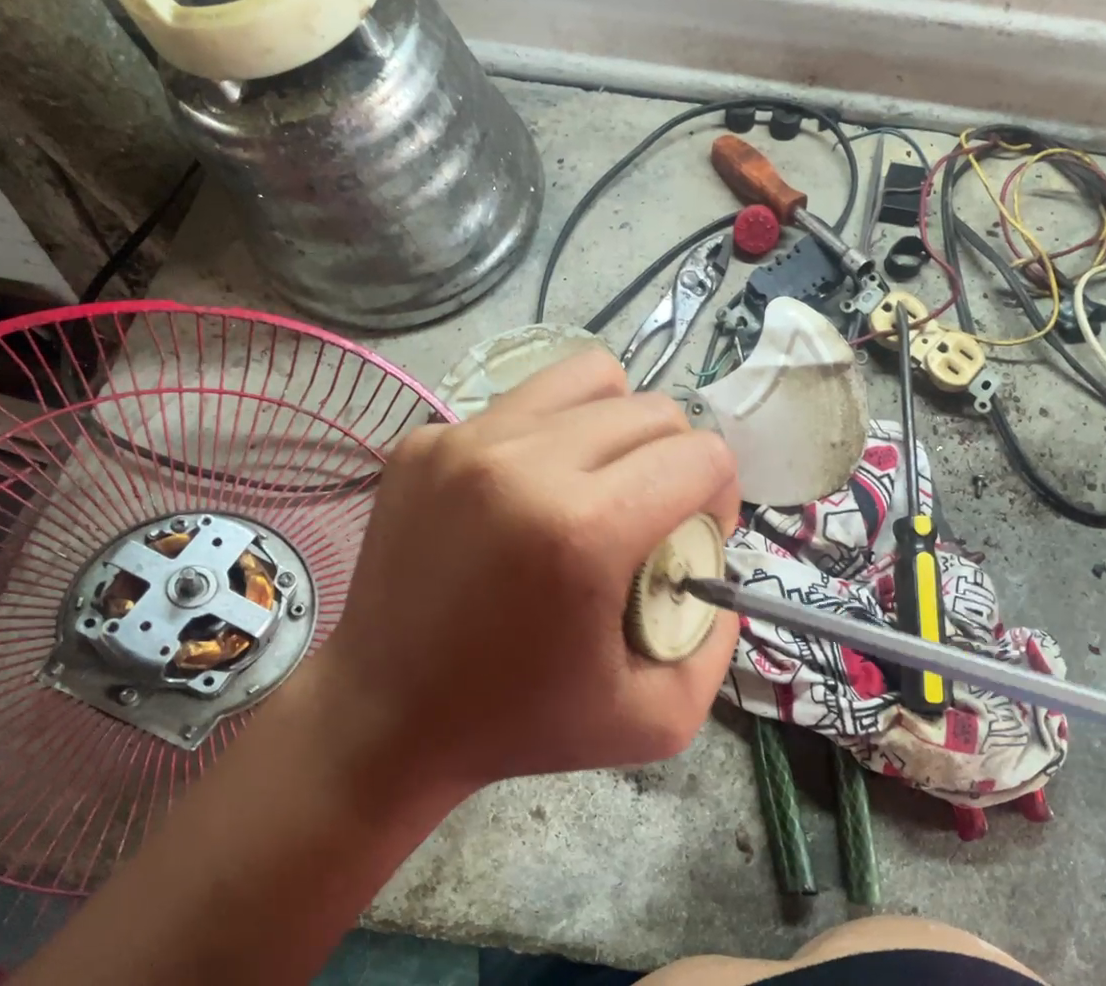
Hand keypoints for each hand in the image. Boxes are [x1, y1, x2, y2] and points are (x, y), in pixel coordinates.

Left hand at [314, 349, 740, 795]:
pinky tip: (527, 494)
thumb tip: (719, 566)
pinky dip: (548, 436)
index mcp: (584, 531)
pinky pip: (522, 405)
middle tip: (652, 517)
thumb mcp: (656, 721)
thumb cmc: (521, 725)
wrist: (385, 718)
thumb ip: (718, 643)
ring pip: (590, 380)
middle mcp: (524, 464)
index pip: (702, 457)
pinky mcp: (424, 439)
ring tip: (600, 481)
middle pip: (654, 411)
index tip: (694, 540)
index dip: (721, 496)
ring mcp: (465, 441)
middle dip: (677, 461)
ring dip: (618, 426)